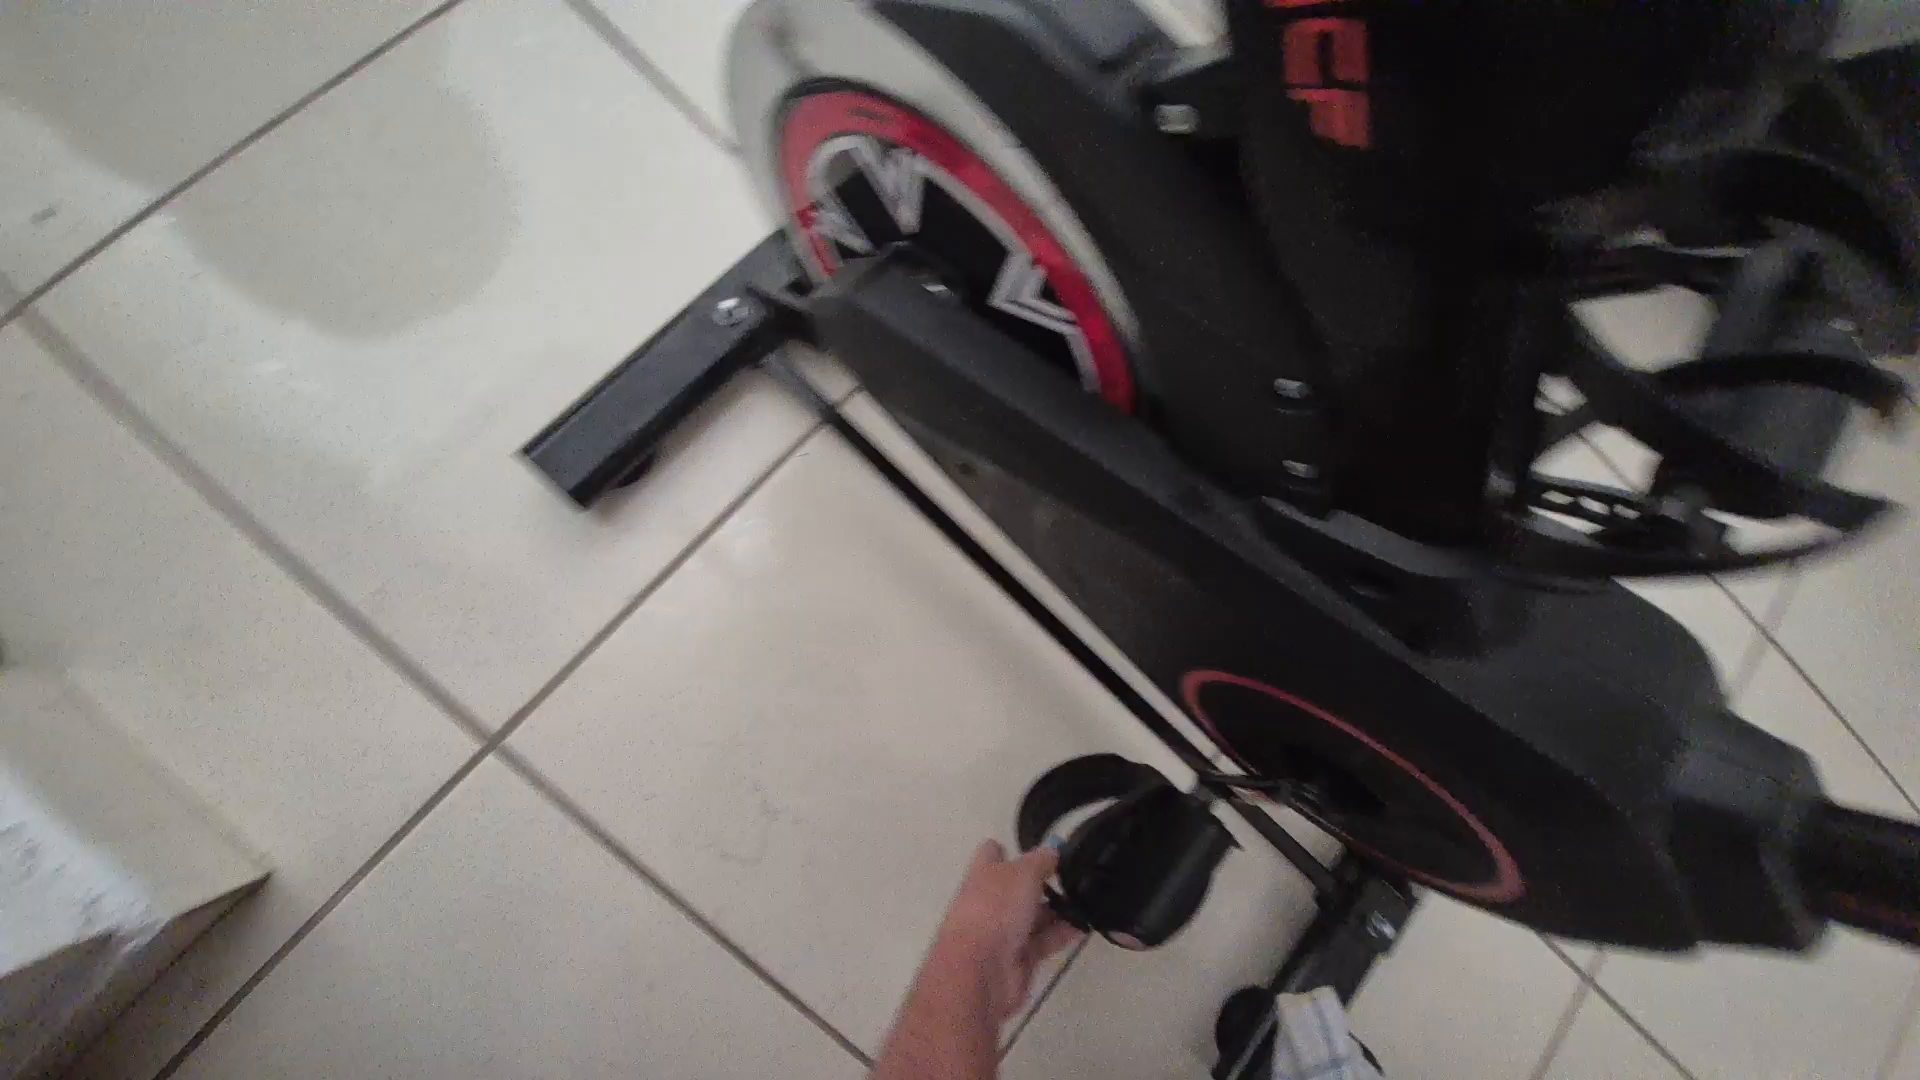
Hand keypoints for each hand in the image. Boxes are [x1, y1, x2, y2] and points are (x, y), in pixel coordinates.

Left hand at [931, 840, 1084, 1026]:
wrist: (980, 972)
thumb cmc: (995, 909)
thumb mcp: (1022, 873)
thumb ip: (1040, 860)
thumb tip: (1053, 850)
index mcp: (983, 873)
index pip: (993, 853)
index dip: (1013, 850)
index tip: (1040, 850)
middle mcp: (991, 900)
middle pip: (1018, 886)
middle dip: (1044, 881)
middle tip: (1077, 876)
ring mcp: (1004, 931)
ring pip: (1034, 915)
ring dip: (1058, 909)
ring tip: (1089, 900)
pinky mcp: (1019, 958)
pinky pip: (1044, 941)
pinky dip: (1062, 934)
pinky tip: (1084, 926)